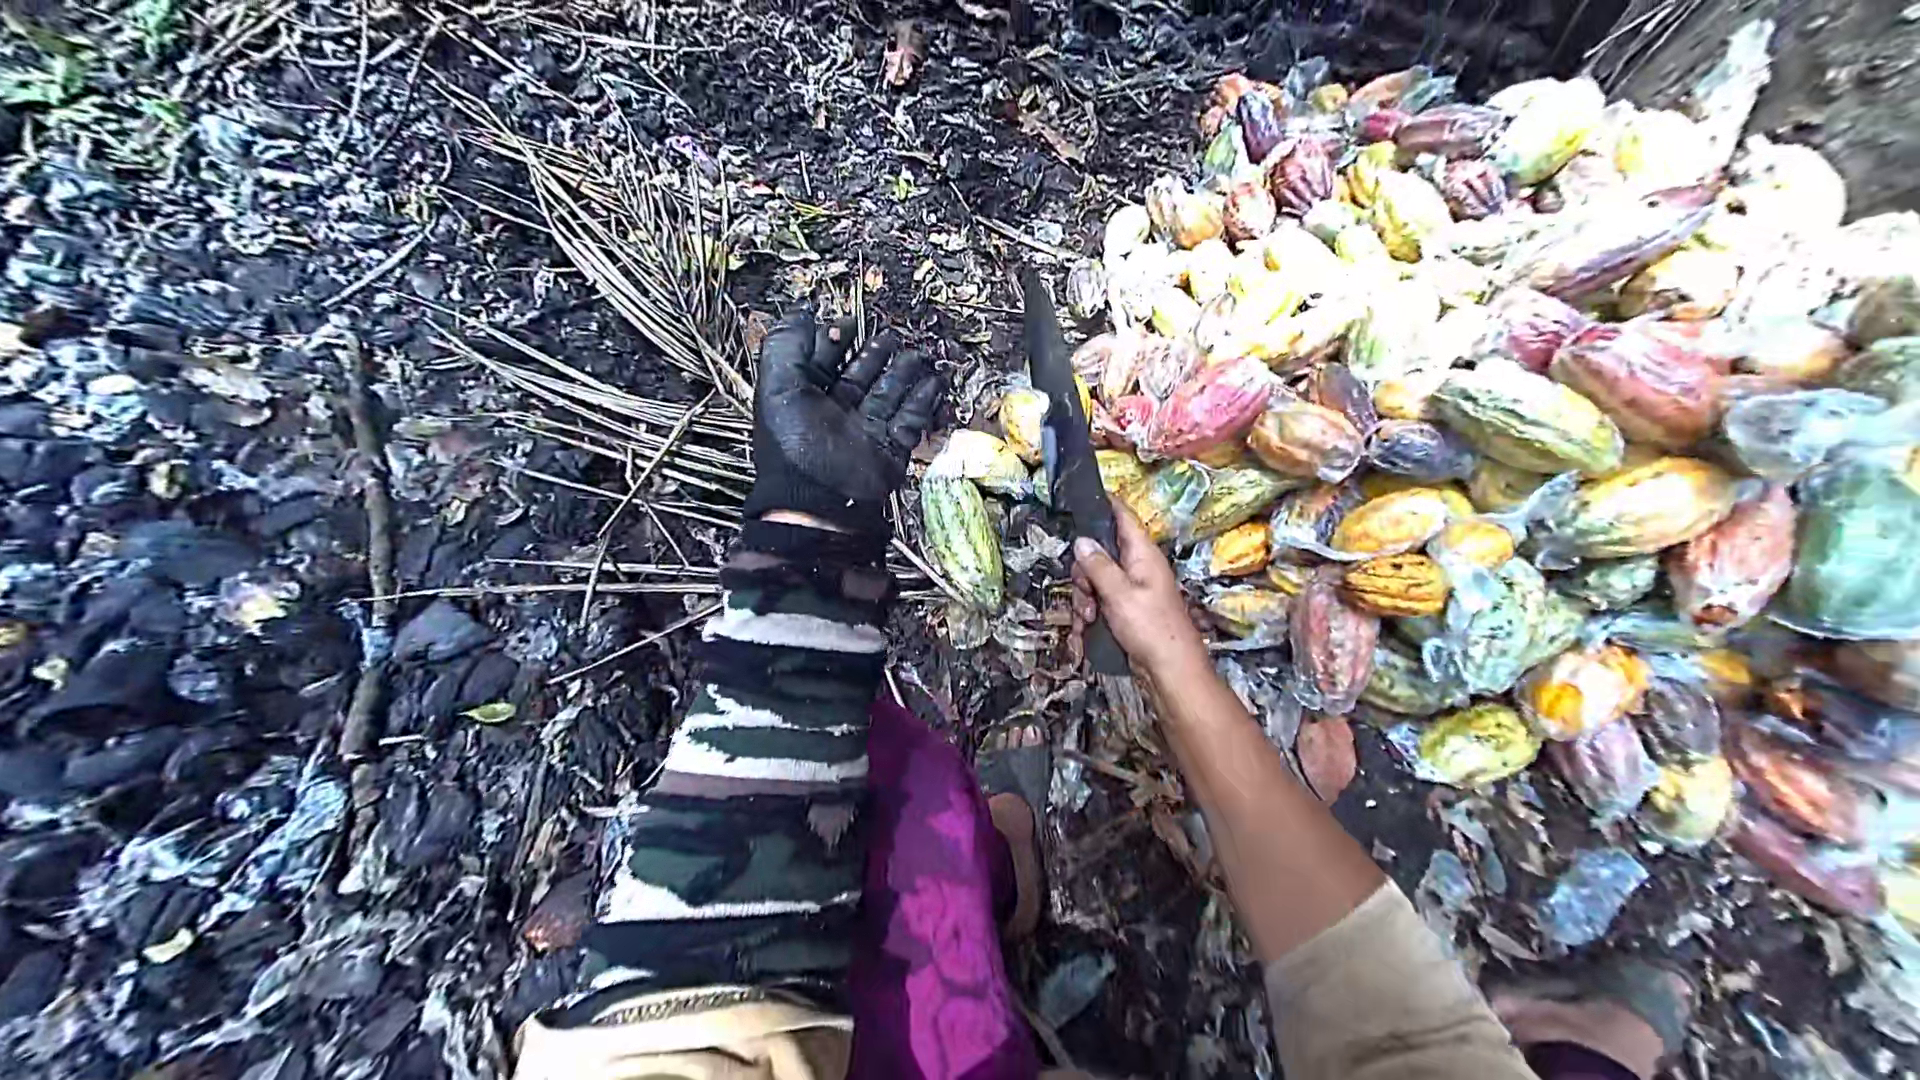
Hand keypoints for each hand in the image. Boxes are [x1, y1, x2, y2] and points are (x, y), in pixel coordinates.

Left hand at [745, 310, 942, 535]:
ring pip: (889, 392)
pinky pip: (910, 418)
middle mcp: (837, 411)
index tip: (849, 322)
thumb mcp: (777, 387)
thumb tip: (802, 312)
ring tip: (917, 354)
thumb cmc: (795, 446)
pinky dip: (923, 400)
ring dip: (904, 372)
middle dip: (876, 353)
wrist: (820, 500)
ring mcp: (865, 428)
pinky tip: (933, 382)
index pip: (825, 358)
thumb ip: (786, 345)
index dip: (836, 338)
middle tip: (891, 335)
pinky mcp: (889, 445)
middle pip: (861, 373)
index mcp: (807, 396)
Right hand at [1070, 500, 1209, 677]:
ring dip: (1084, 597)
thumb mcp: (1119, 594)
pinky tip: (1088, 627)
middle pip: (1098, 552)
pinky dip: (1090, 611)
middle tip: (1085, 592)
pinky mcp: (1125, 608)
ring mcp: (1131, 588)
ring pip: (1094, 579)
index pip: (1123, 516)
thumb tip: (1081, 540)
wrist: (1169, 670)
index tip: (1080, 501)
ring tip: (1089, 617)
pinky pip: (1099, 600)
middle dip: (1083, 572)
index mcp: (1142, 554)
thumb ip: (1098, 565)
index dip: (1104, 504)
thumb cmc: (1151, 628)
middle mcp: (1136, 566)